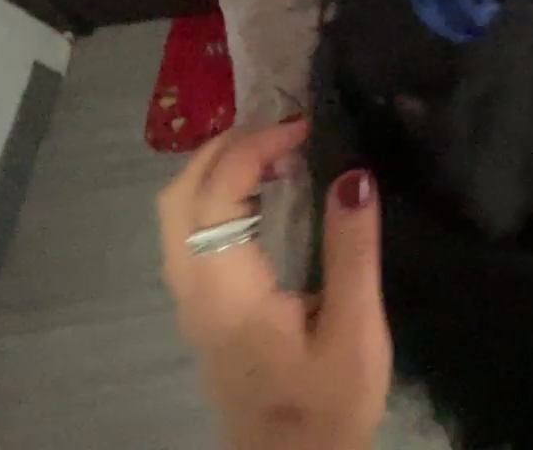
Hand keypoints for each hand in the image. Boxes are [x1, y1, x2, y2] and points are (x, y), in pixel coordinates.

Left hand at [157, 122, 389, 449]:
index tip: (309, 129)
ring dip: (220, 167)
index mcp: (227, 292)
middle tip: (289, 128)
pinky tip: (270, 193)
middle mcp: (195, 291)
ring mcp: (194, 302)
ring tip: (282, 150)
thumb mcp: (354, 328)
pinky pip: (193, 231)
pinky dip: (222, 193)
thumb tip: (354, 173)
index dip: (256, 147)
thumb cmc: (328, 404)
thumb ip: (351, 250)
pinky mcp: (206, 309)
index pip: (216, 196)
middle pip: (178, 197)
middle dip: (227, 146)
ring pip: (178, 214)